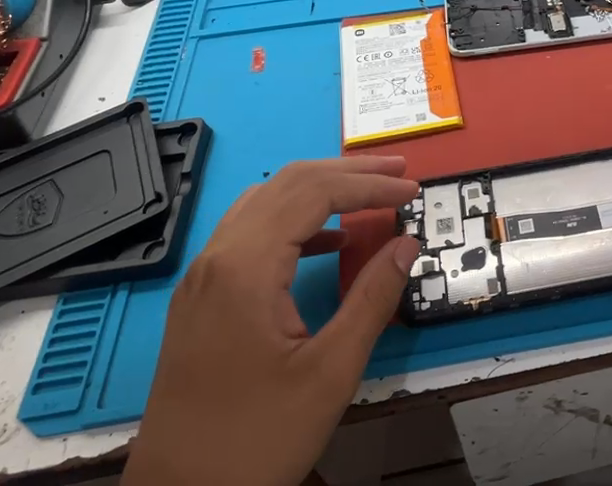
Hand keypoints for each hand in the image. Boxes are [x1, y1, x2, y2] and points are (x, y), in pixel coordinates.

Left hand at [125, 156, 418, 485]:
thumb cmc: (257, 438)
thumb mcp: (329, 372)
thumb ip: (371, 299)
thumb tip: (405, 244)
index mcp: (246, 267)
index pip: (314, 193)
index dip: (368, 185)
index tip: (411, 189)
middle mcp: (218, 257)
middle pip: (287, 184)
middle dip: (347, 173)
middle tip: (397, 173)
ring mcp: (203, 276)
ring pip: (265, 201)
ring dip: (318, 190)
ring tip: (367, 194)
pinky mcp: (200, 296)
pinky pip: (249, 231)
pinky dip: (293, 220)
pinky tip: (326, 242)